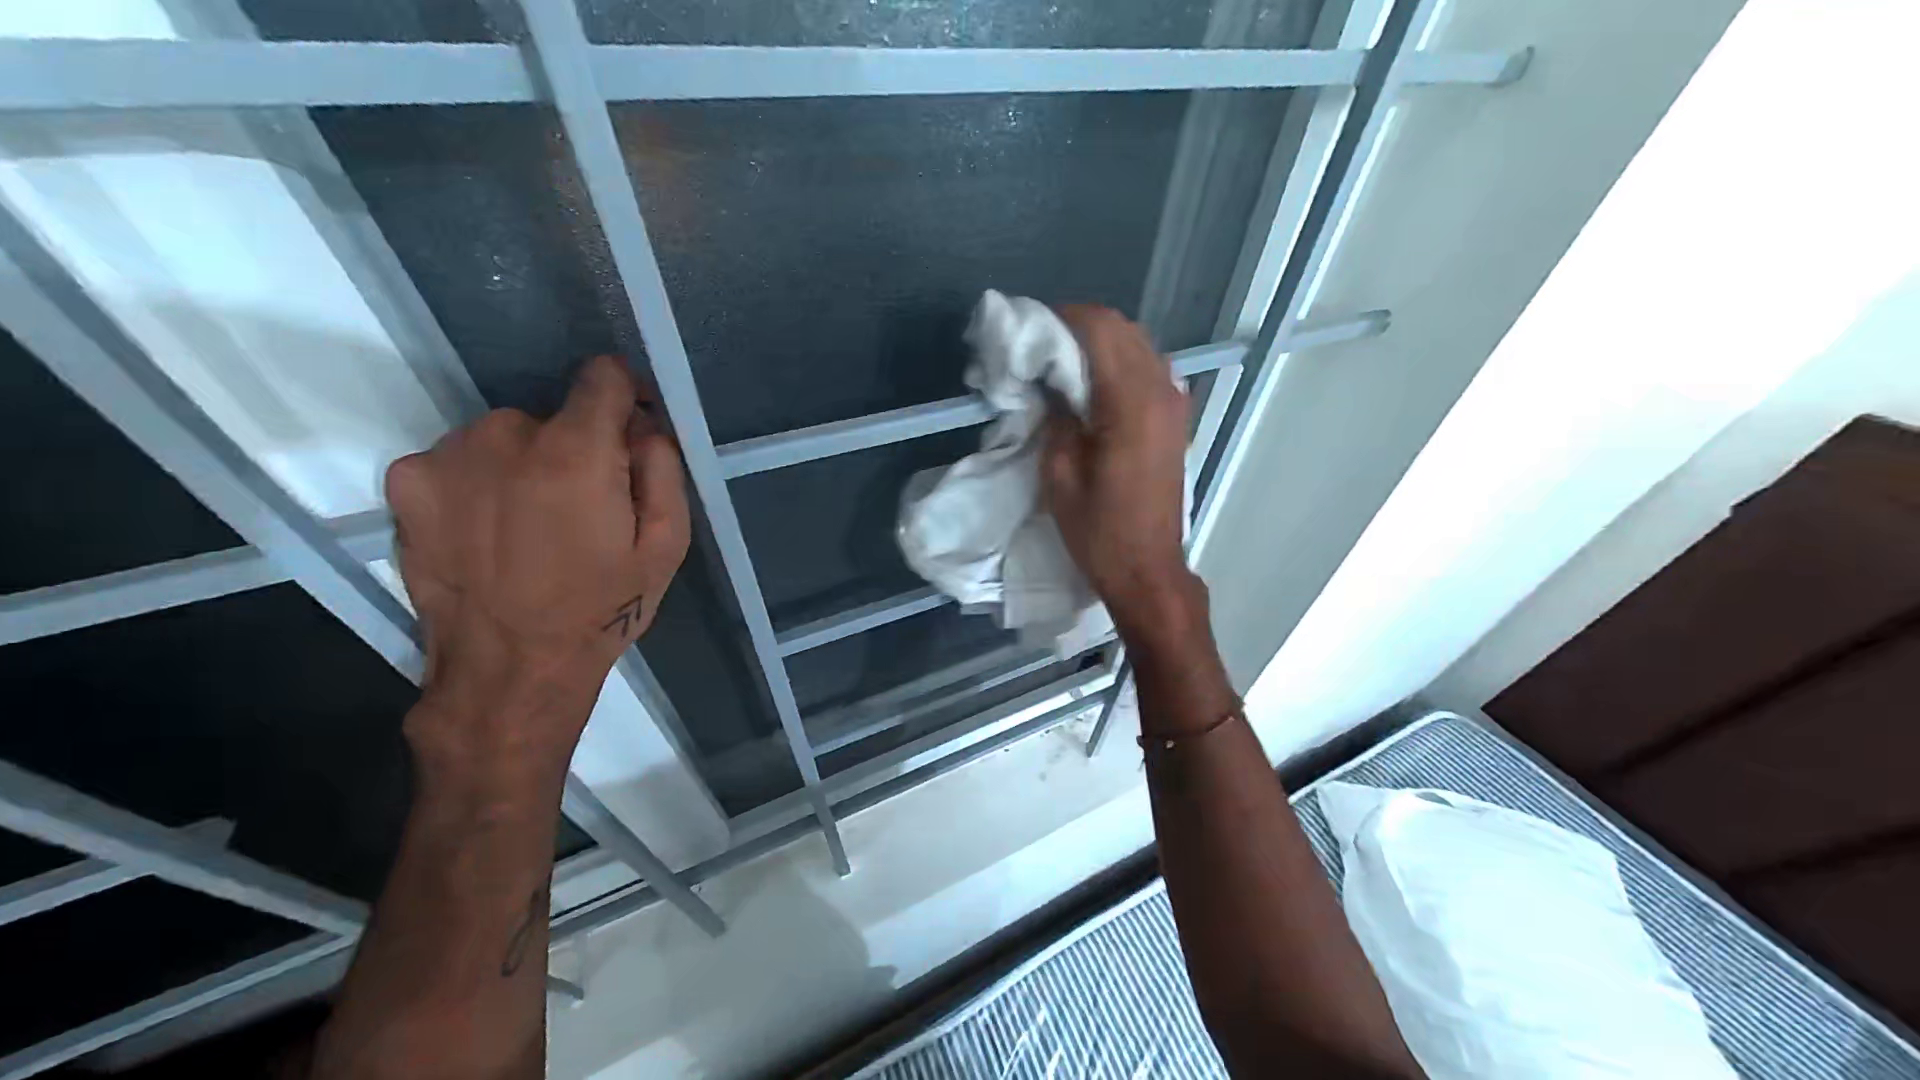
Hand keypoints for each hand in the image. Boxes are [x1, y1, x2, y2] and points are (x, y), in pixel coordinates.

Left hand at [385, 356, 690, 777]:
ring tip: (534, 526)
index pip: (604, 375)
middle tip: (584, 508)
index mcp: (575, 453)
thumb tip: (644, 426)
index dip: (627, 397)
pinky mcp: (406, 481)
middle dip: (578, 447)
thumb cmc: (601, 609)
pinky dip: (482, 482)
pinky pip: (462, 460)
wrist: (508, 668)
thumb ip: (663, 470)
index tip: (632, 431)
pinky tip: (490, 531)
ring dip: (527, 463)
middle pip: (556, 415)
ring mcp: (446, 456)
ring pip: (507, 437)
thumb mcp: (665, 546)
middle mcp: (504, 437)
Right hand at [1043, 305, 1202, 640]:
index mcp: (1130, 403)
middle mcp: (1161, 392)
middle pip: (1121, 329)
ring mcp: (1175, 403)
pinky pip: (1147, 369)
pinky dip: (1118, 363)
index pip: (1098, 329)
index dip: (1059, 319)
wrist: (1147, 569)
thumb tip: (1050, 382)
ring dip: (1099, 343)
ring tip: (1061, 364)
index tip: (1027, 331)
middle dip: (1077, 326)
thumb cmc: (1098, 531)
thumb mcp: (1059, 475)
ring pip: (1137, 344)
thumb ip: (1056, 417)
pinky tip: (1092, 386)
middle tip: (1039, 346)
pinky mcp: (1176, 418)